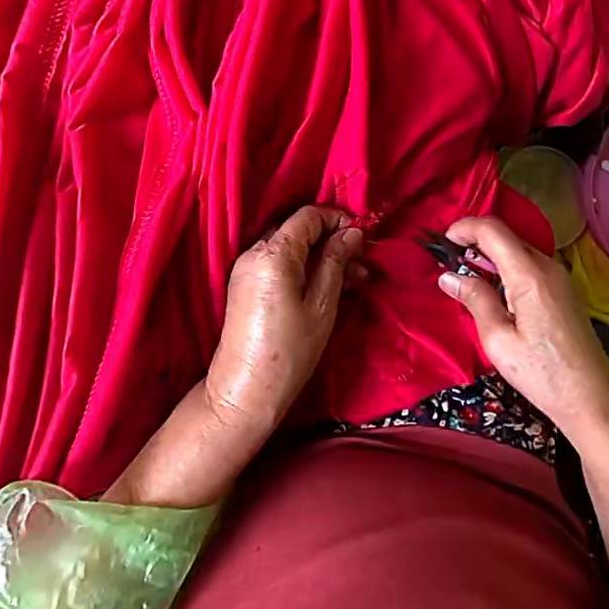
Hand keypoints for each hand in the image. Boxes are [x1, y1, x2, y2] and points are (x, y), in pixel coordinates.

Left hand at [205, 206, 364, 431]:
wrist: (245, 392)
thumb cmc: (289, 352)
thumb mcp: (322, 305)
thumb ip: (336, 261)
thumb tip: (352, 232)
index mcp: (273, 254)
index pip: (308, 216)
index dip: (339, 220)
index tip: (363, 238)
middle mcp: (254, 253)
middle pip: (298, 230)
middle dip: (333, 240)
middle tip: (363, 264)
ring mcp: (246, 269)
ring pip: (291, 248)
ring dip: (322, 256)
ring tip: (355, 281)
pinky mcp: (246, 285)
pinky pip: (280, 264)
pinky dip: (305, 268)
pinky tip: (331, 287)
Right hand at [438, 216, 608, 448]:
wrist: (592, 396)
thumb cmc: (542, 373)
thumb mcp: (498, 340)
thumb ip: (475, 300)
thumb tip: (449, 276)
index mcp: (530, 275)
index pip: (493, 230)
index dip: (464, 228)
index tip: (443, 242)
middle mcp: (547, 267)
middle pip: (506, 236)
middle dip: (474, 241)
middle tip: (449, 262)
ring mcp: (559, 276)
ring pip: (517, 249)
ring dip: (490, 255)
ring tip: (466, 276)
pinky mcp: (563, 289)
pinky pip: (528, 264)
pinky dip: (505, 267)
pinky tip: (493, 290)